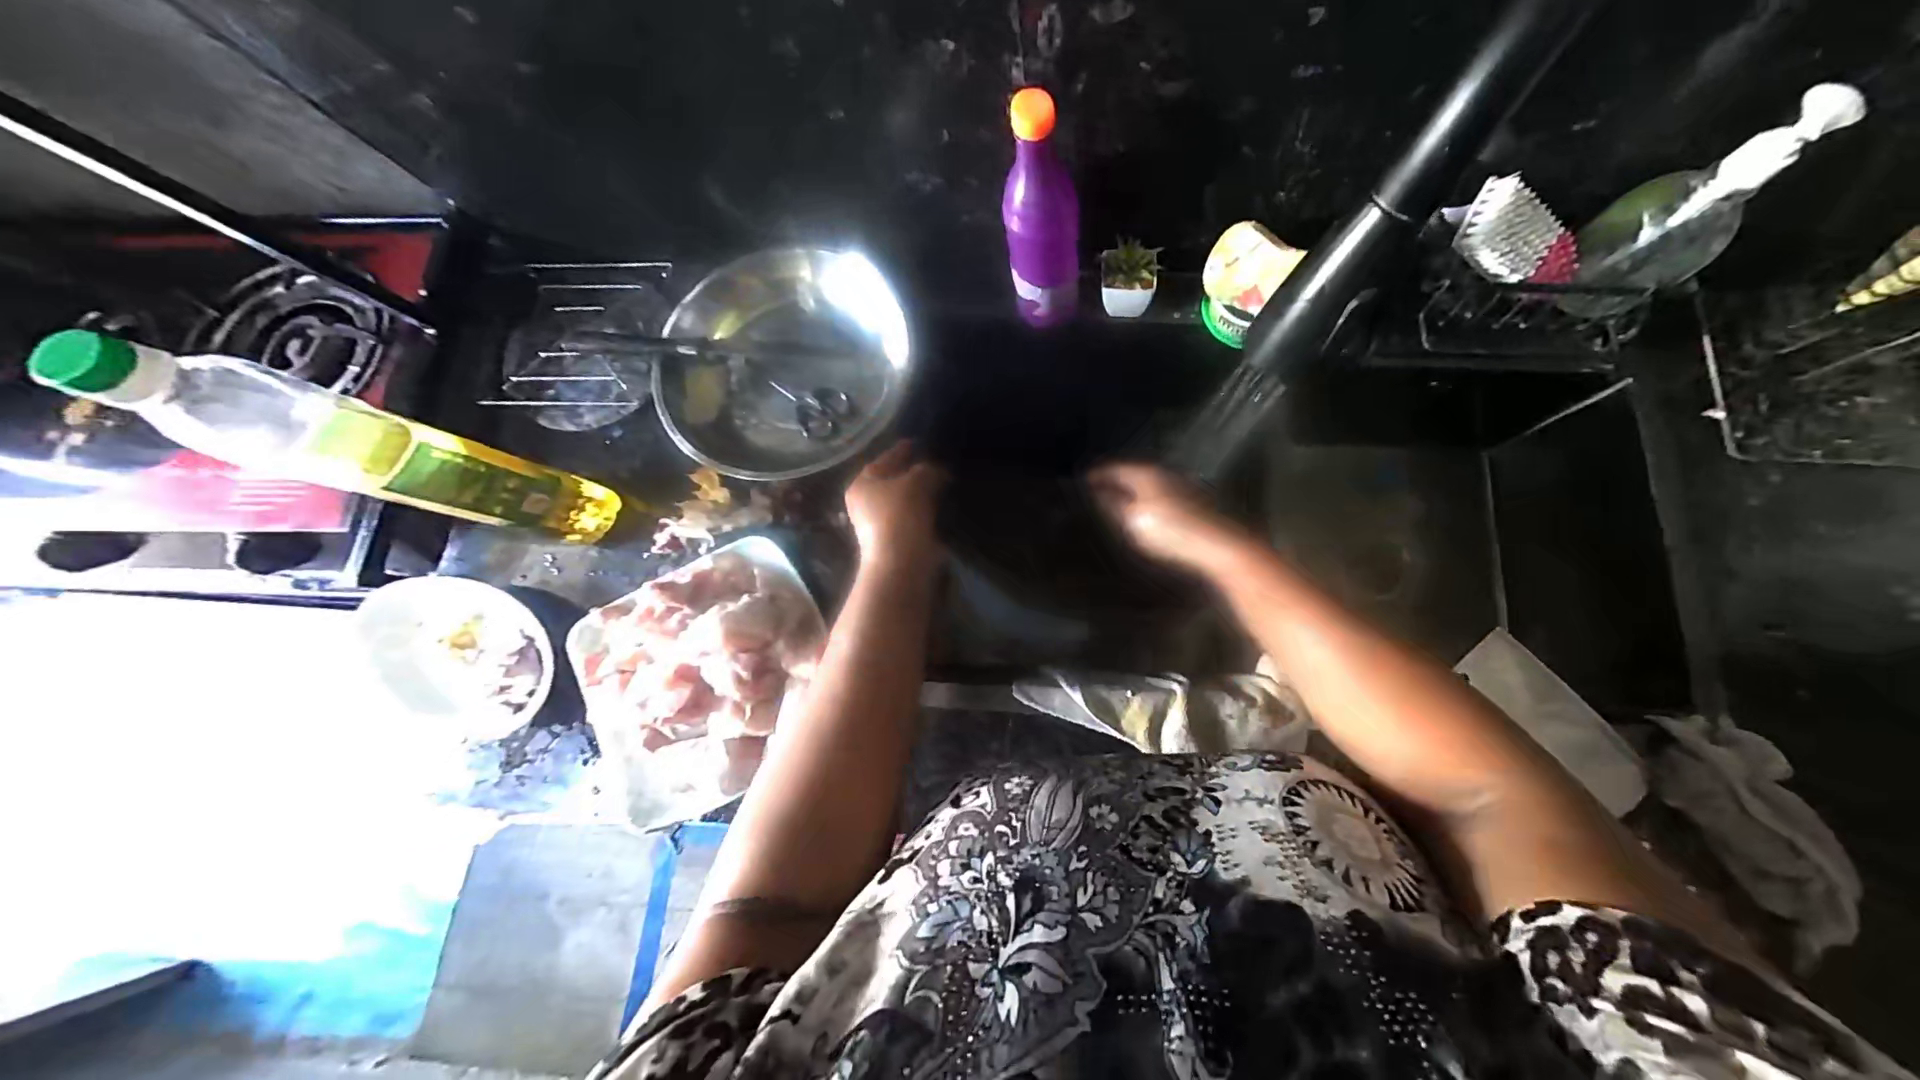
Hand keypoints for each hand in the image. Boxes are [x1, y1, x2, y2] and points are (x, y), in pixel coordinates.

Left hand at [846, 440, 946, 575]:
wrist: (901, 562)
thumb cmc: (900, 515)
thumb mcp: (916, 482)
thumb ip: (926, 469)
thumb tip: (935, 469)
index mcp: (861, 484)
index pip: (882, 460)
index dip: (901, 450)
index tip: (916, 442)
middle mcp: (864, 503)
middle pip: (890, 480)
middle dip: (911, 472)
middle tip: (933, 461)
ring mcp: (877, 523)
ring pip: (901, 499)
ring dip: (919, 492)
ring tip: (941, 481)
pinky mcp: (893, 539)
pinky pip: (910, 516)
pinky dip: (922, 509)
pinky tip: (939, 503)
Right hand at [1088, 462, 1247, 571]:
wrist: (1218, 545)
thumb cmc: (1171, 532)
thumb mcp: (1134, 522)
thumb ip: (1113, 505)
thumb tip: (1099, 492)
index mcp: (1147, 474)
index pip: (1115, 469)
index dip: (1098, 475)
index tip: (1085, 481)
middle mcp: (1165, 473)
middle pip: (1134, 472)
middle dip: (1116, 480)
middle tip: (1098, 489)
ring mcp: (1182, 484)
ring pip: (1149, 482)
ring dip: (1133, 489)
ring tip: (1119, 501)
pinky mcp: (1196, 499)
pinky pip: (1162, 492)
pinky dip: (1148, 497)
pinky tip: (1146, 511)